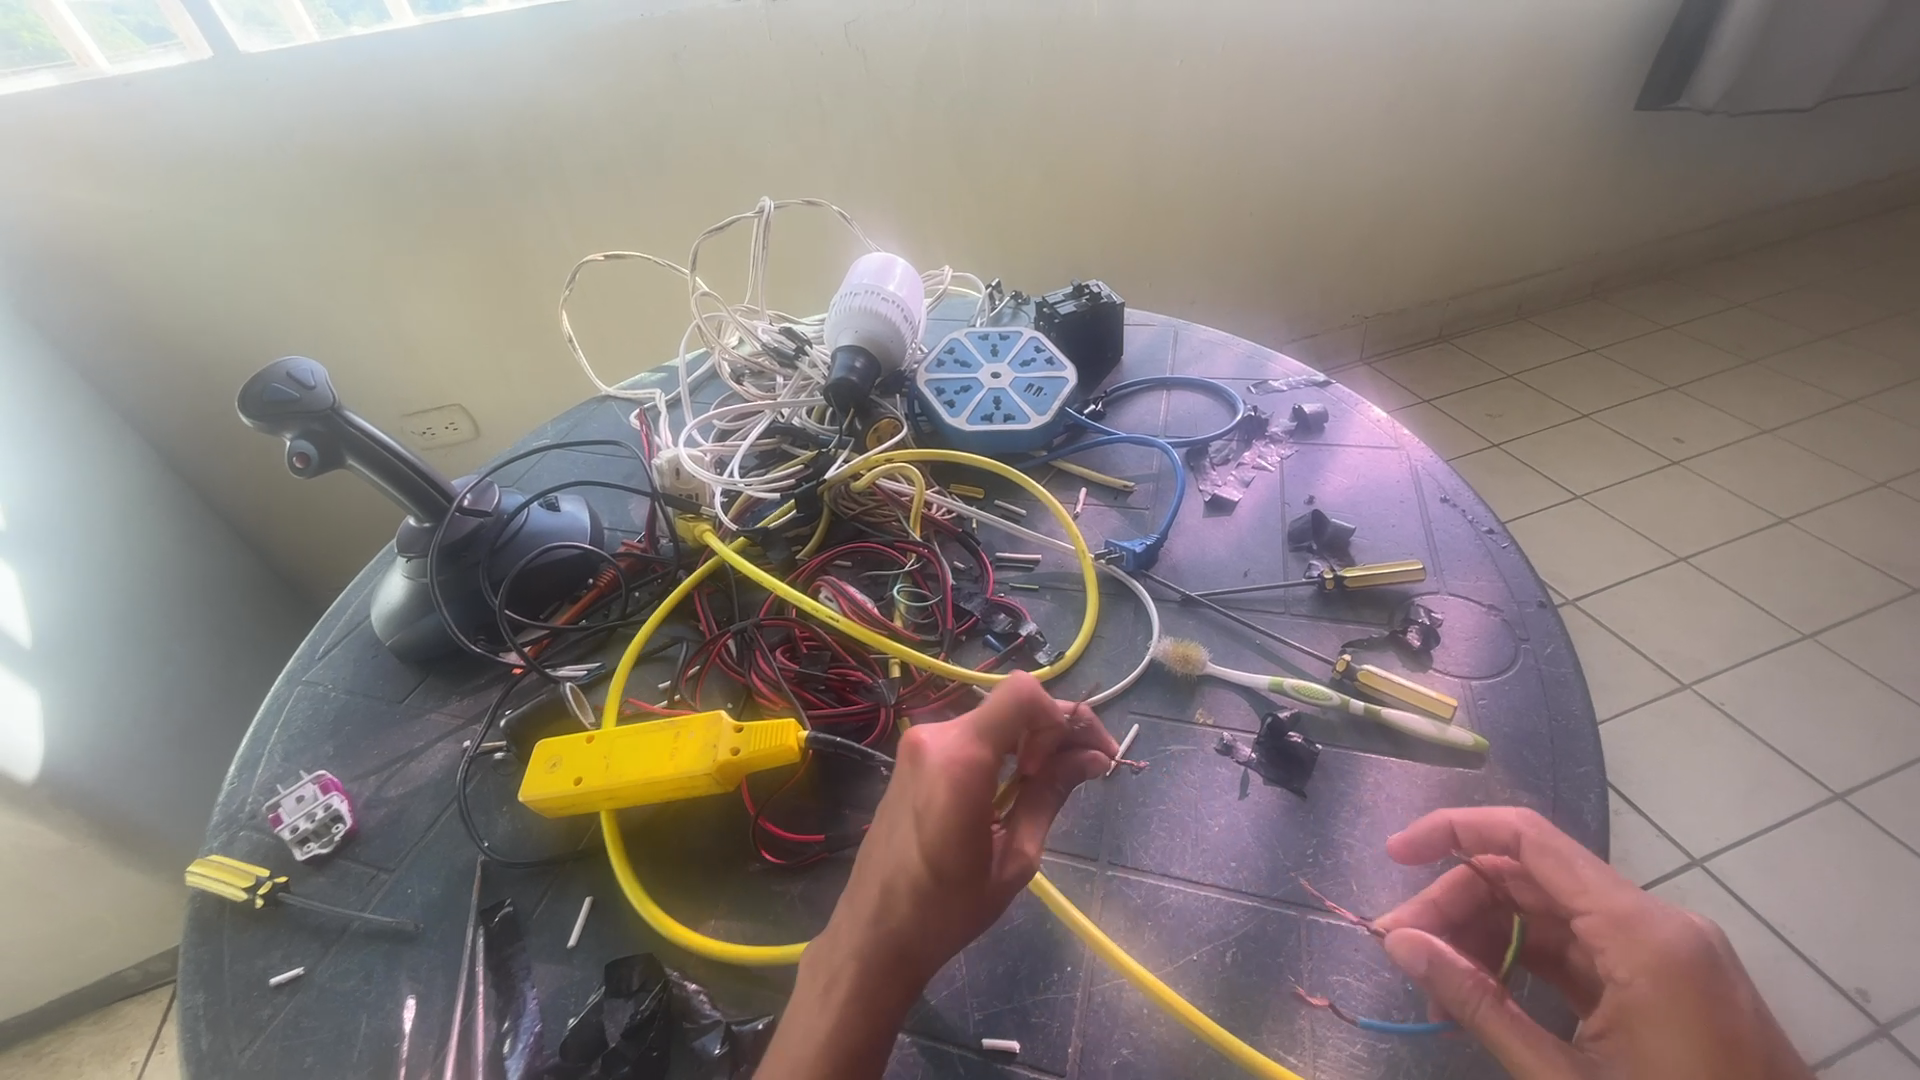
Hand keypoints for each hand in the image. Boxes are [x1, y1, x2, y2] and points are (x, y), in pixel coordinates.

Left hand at [756, 673, 1116, 1079]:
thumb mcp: (1015, 858)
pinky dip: (1002, 749)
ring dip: (1029, 740)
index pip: (1023, 694)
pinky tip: (1014, 786)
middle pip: (1011, 704)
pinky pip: (971, 735)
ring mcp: (919, 741)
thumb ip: (1051, 794)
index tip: (1069, 764)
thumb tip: (1094, 758)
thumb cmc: (946, 910)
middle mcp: (936, 735)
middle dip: (1053, 730)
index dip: (1060, 719)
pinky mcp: (913, 755)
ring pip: (994, 718)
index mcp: (960, 758)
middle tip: (1084, 770)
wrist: (874, 932)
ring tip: (1048, 785)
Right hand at [1373, 807, 1810, 1079]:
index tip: (1393, 855)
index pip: (1527, 839)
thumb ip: (1476, 1002)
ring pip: (1544, 914)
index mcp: (1642, 933)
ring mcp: (1662, 954)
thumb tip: (1395, 942)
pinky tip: (1481, 989)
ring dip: (1482, 937)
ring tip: (1436, 982)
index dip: (1451, 832)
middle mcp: (1654, 924)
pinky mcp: (1662, 982)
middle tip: (1401, 947)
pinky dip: (1520, 961)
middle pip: (1526, 880)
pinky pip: (1573, 949)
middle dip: (1455, 906)